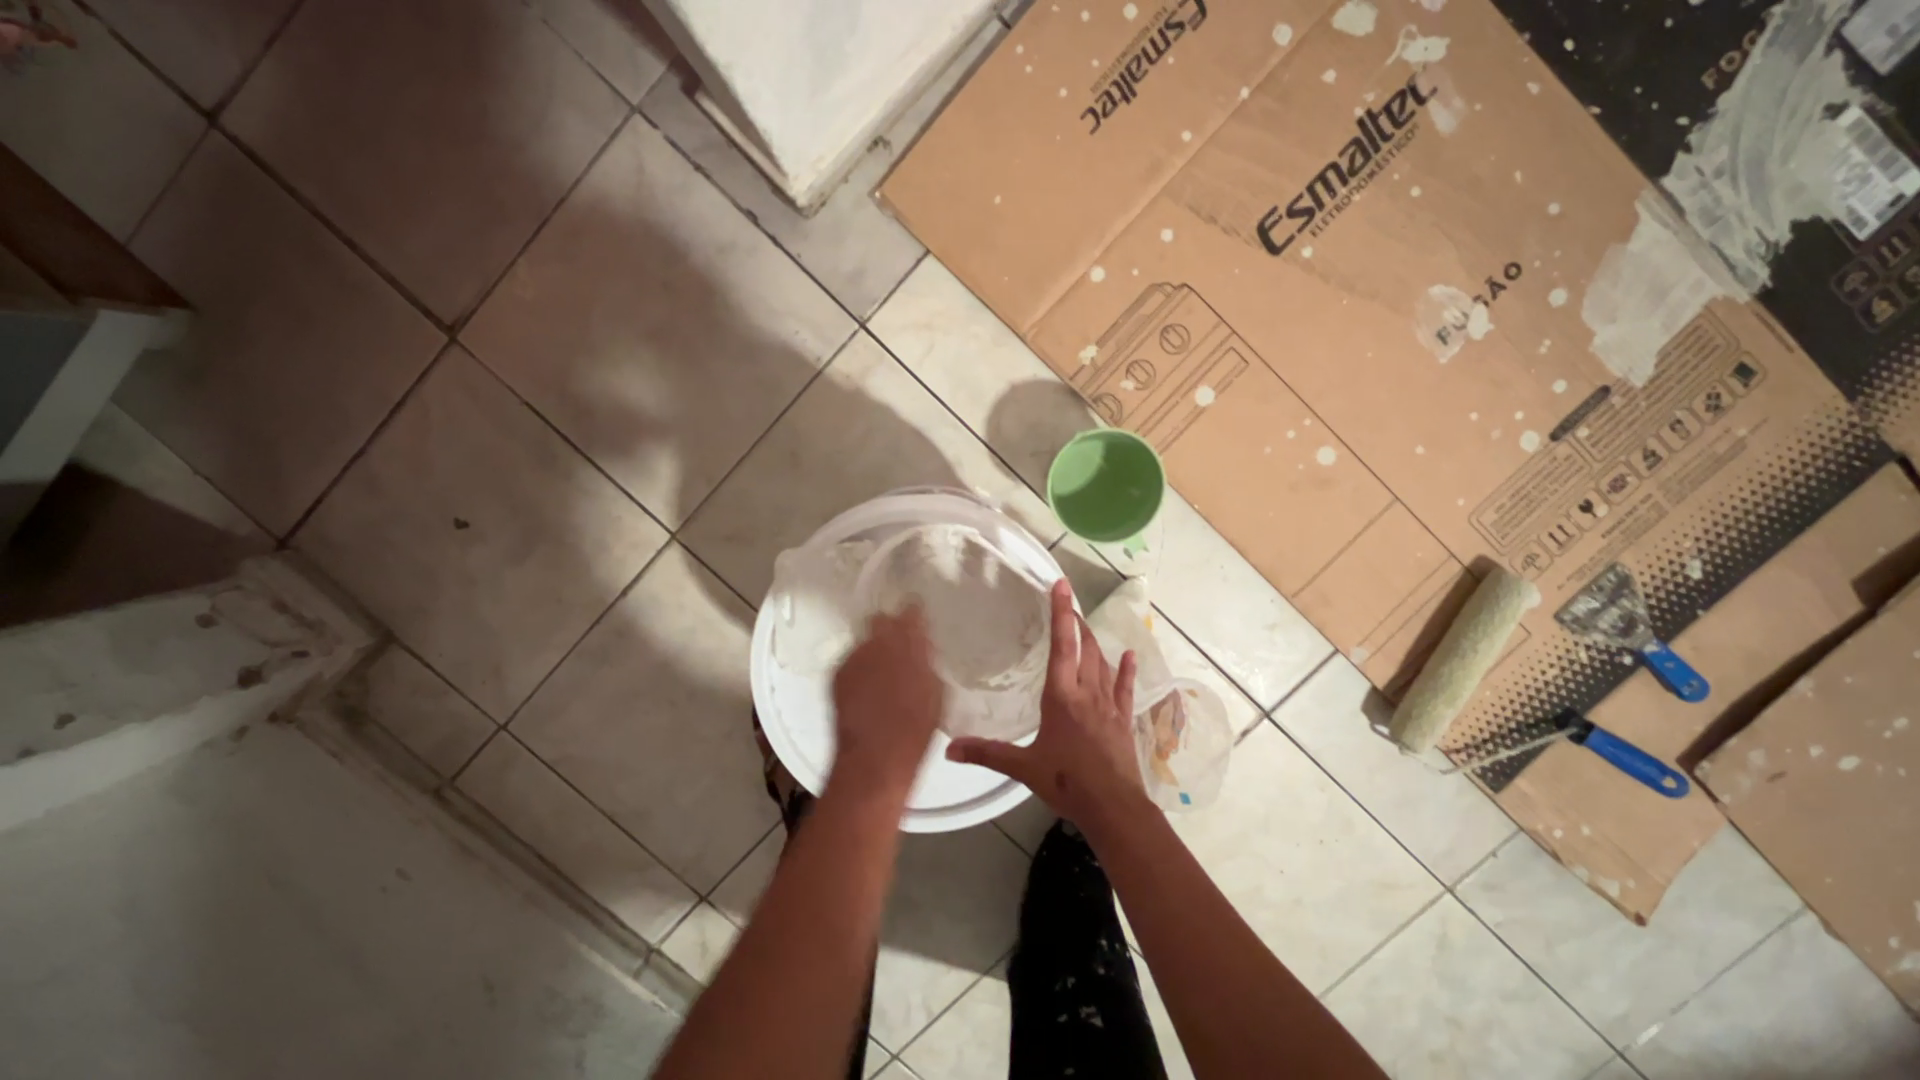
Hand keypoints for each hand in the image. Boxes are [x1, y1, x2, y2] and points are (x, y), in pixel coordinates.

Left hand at [829, 606, 943, 802]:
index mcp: (908, 644)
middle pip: (880, 620)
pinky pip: (851, 661)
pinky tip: (868, 685)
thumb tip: (922, 645)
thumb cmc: (916, 731)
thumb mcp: (935, 692)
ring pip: (864, 640)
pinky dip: (860, 667)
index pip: (910, 610)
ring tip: (883, 669)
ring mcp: (852, 659)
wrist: (875, 760)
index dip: (914, 611)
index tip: (917, 613)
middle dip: (890, 626)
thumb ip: (927, 661)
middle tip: (901, 642)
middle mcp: (876, 643)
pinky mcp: (836, 676)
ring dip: (874, 648)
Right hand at [945, 580, 1147, 826]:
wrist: (1113, 806)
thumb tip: (949, 748)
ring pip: (1103, 663)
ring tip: (1086, 627)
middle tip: (1069, 603)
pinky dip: (1125, 670)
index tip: (1061, 586)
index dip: (1060, 614)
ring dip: (1094, 642)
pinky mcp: (1123, 720)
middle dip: (1076, 622)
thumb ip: (987, 753)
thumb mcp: (1023, 767)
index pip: (1061, 646)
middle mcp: (1087, 693)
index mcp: (1061, 697)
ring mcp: (1109, 706)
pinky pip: (1124, 688)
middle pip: (1084, 647)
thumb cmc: (1067, 782)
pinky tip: (1128, 656)